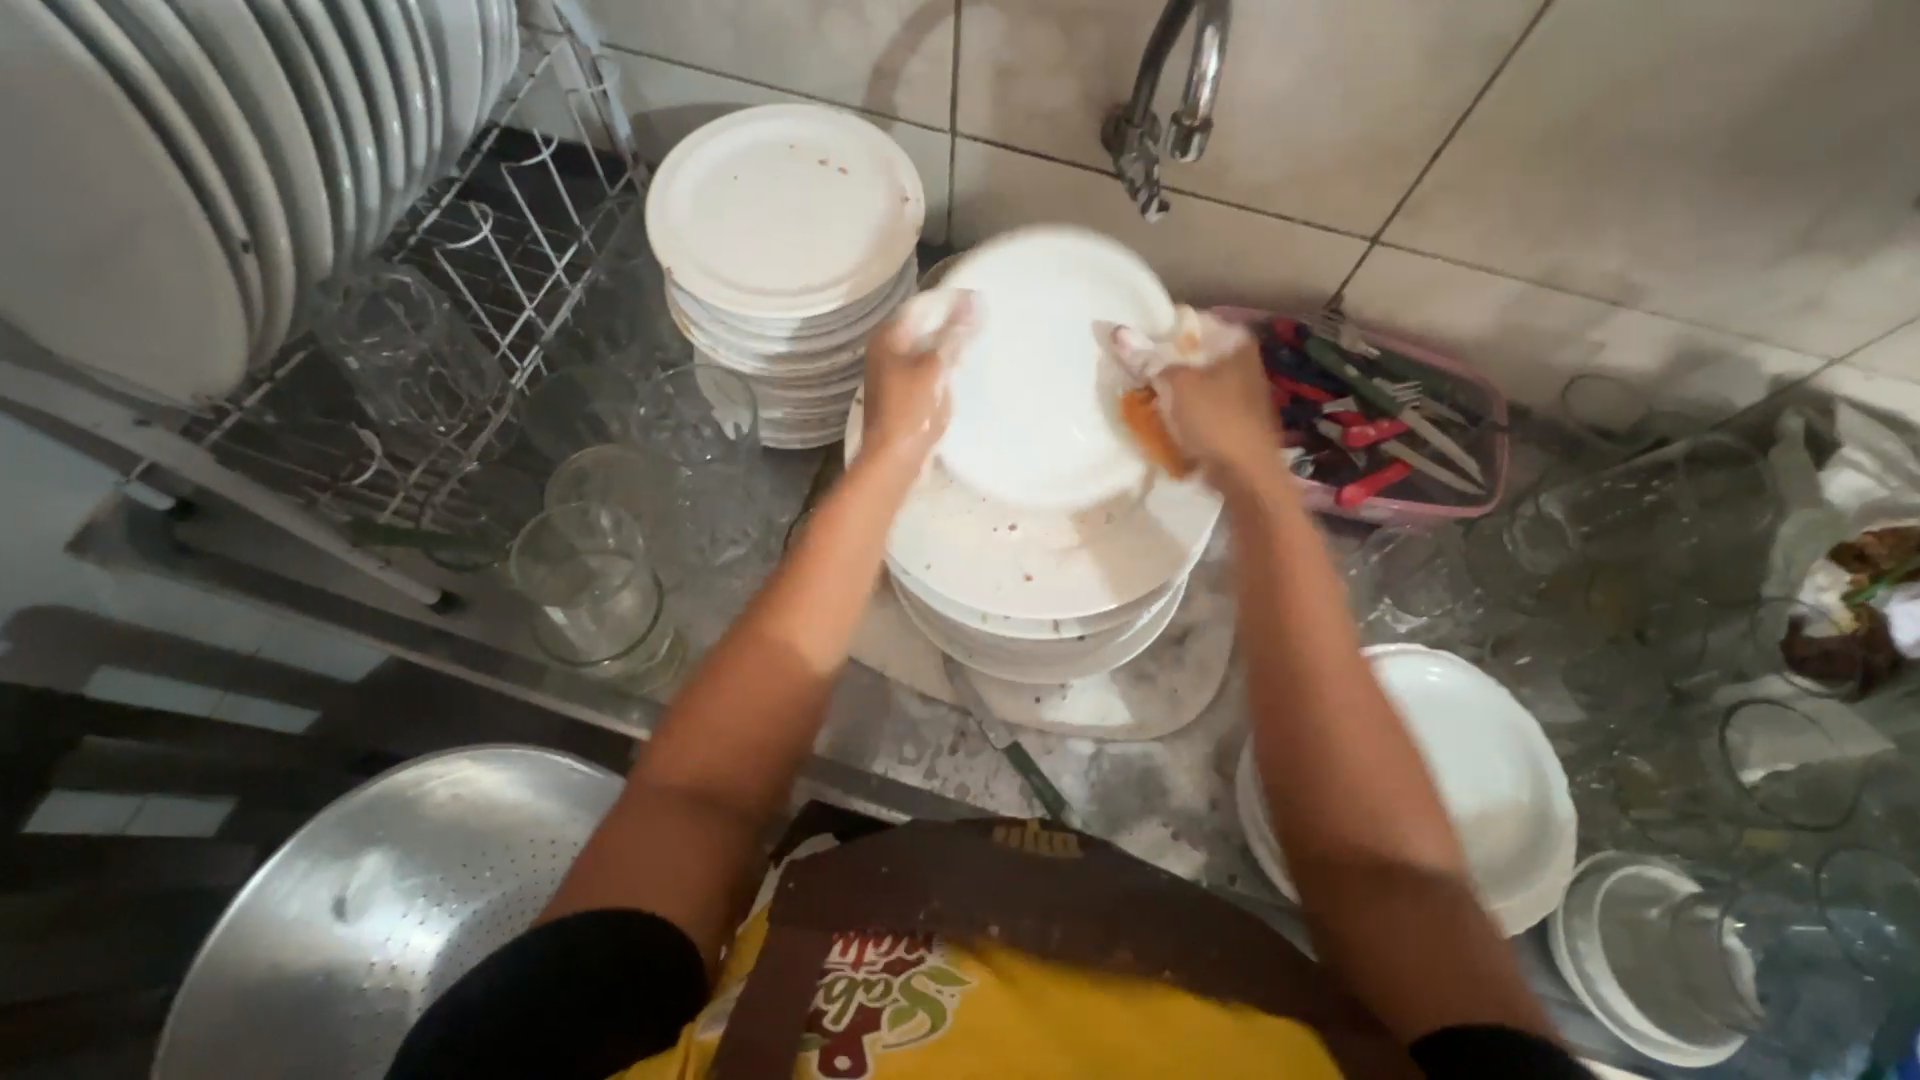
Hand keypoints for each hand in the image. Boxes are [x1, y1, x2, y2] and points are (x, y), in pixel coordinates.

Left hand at [859, 290, 976, 469]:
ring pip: (925, 350)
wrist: (894, 460)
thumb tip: (974, 299)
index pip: (922, 305)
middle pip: (923, 328)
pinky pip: (926, 370)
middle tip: (983, 322)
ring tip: (977, 344)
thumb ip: (955, 334)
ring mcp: (892, 374)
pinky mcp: (902, 394)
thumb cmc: (911, 412)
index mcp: (888, 338)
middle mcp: (885, 351)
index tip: (980, 301)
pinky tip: (961, 372)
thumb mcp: (935, 368)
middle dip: (951, 325)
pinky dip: (943, 368)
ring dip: (948, 348)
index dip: (950, 301)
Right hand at [1110, 309, 1279, 481]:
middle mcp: (1240, 359)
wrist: (1247, 475)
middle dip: (1160, 362)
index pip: (1188, 321)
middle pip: (1190, 352)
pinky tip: (1161, 417)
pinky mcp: (1232, 417)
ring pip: (1192, 380)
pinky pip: (1198, 404)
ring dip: (1167, 387)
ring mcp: (1238, 390)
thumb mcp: (1176, 386)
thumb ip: (1147, 359)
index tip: (1132, 346)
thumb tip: (1117, 331)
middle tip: (1131, 371)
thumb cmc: (1215, 421)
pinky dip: (1179, 407)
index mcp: (1234, 341)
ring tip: (1141, 394)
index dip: (1157, 331)